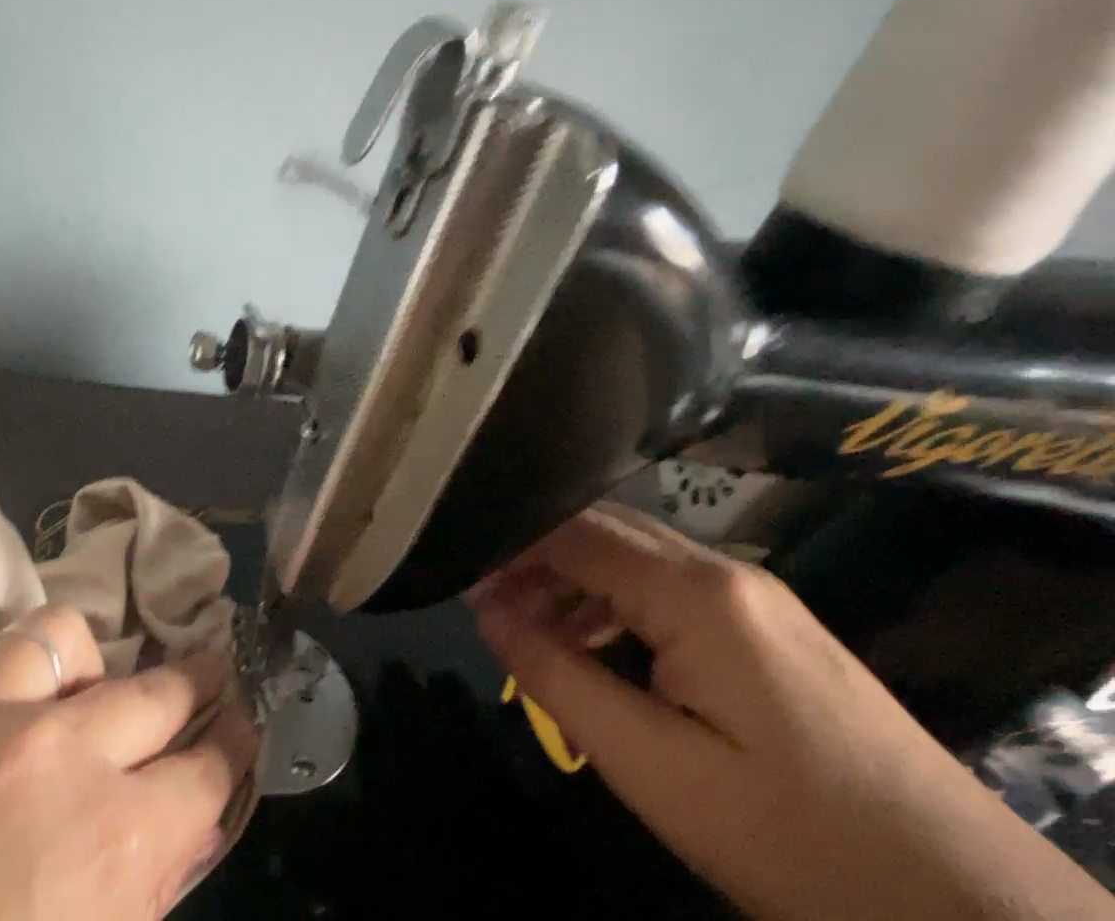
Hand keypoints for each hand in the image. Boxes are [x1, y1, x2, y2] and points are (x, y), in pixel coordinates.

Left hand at [0, 604, 255, 920]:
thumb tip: (179, 835)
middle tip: (206, 678)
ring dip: (84, 660)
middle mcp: (61, 752)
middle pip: (156, 689)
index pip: (209, 768)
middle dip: (195, 682)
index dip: (235, 746)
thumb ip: (144, 894)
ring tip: (85, 682)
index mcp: (119, 835)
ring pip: (59, 636)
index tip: (243, 726)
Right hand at [473, 504, 1113, 920]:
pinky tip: (594, 651)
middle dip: (534, 558)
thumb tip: (486, 611)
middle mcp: (730, 574)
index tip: (454, 575)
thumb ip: (557, 676)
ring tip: (525, 631)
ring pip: (639, 562)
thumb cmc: (787, 831)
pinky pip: (673, 595)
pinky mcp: (775, 635)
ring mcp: (761, 603)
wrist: (960, 904)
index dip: (506, 546)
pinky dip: (616, 609)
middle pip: (608, 533)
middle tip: (481, 603)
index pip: (574, 531)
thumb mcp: (650, 763)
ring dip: (573, 584)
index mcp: (698, 593)